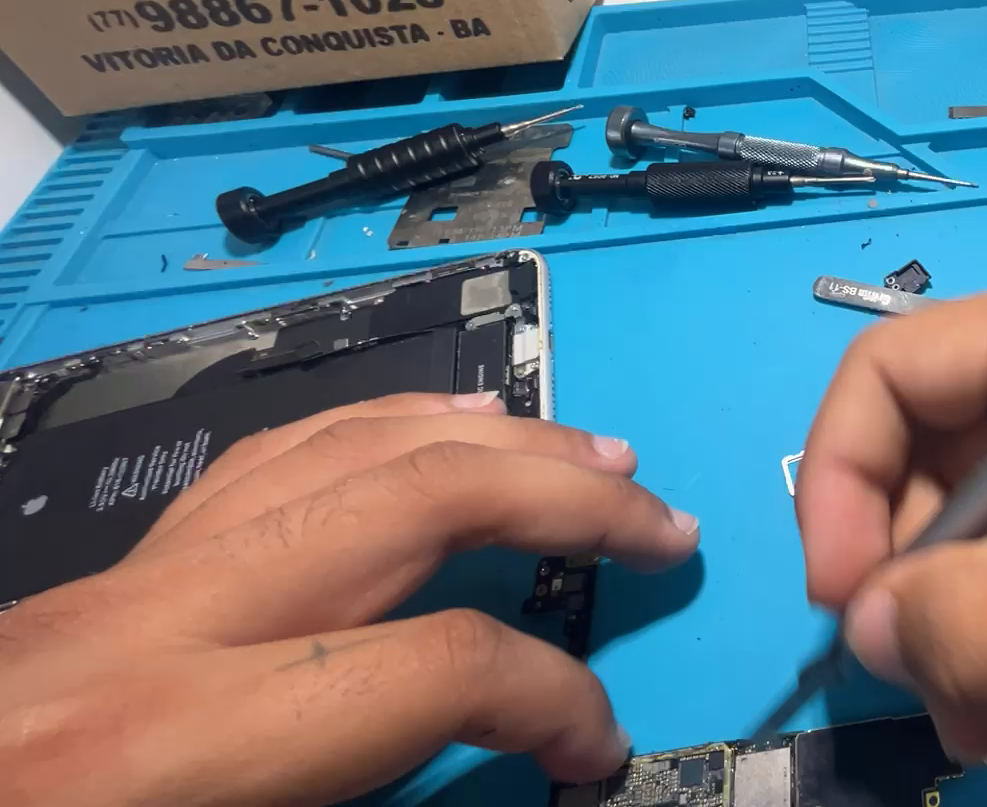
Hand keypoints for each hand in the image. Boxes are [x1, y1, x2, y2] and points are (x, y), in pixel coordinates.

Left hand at [0, 393, 698, 806]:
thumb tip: (517, 786)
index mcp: (164, 746)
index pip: (440, 668)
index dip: (555, 702)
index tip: (602, 746)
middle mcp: (158, 625)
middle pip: (427, 494)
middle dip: (574, 499)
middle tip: (663, 522)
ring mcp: (133, 574)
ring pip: (369, 444)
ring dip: (513, 441)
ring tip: (604, 454)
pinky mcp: (123, 564)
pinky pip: (293, 449)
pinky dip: (407, 421)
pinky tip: (464, 418)